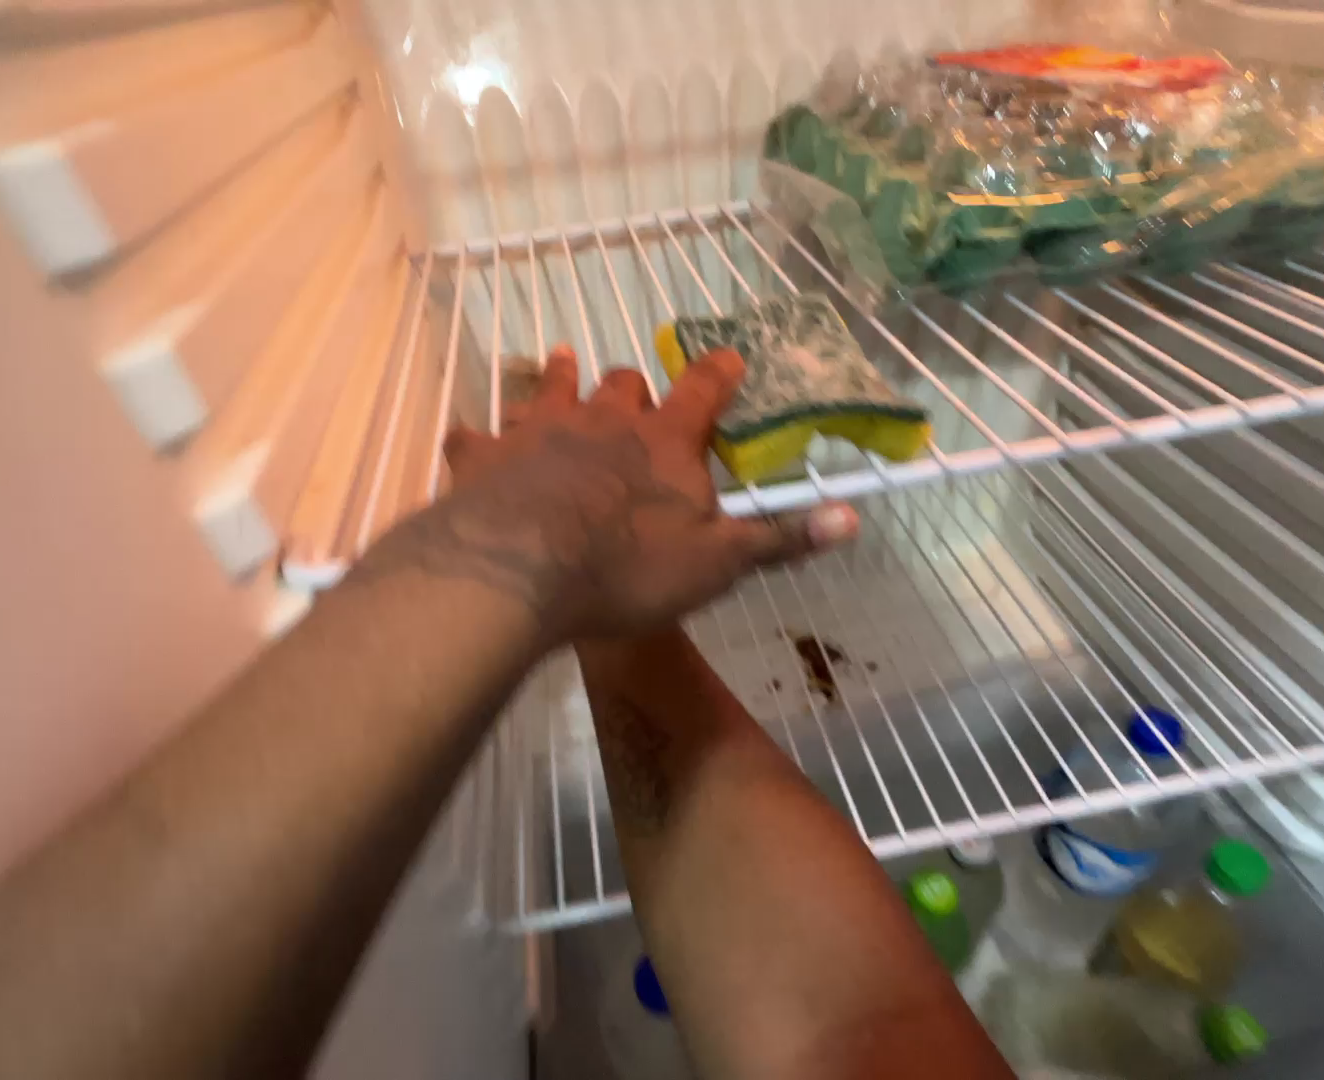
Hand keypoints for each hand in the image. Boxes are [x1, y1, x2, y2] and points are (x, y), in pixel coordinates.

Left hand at [348, 345, 857, 642]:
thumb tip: (853, 518)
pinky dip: (479, 439)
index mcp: (662, 443)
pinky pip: (477, 436)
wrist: (521, 571)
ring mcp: (538, 432)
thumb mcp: (715, 564)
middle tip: (633, 393)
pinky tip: (471, 440)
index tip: (731, 356)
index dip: (719, 374)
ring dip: (559, 379)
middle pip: (622, 384)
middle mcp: (601, 422)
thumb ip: (779, 538)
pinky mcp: (485, 457)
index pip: (703, 394)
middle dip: (633, 386)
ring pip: (551, 389)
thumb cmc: (627, 569)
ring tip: (562, 362)